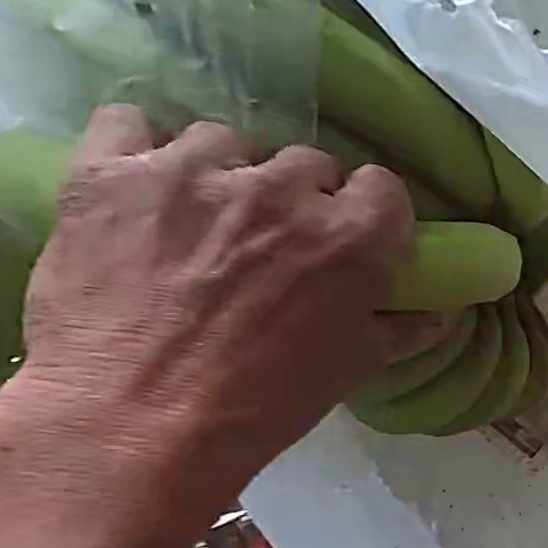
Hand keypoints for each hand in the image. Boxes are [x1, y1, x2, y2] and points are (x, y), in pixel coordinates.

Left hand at [17, 105, 441, 483]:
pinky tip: (147, 187)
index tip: (359, 238)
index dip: (374, 213)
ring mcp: (190, 172)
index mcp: (350, 240)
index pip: (383, 187)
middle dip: (306, 197)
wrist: (137, 425)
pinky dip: (144, 148)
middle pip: (310, 162)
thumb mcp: (354, 369)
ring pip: (229, 142)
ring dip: (233, 174)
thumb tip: (439, 315)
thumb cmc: (267, 402)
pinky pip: (133, 122)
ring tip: (211, 219)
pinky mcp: (108, 171)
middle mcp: (279, 191)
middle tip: (284, 241)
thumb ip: (402, 330)